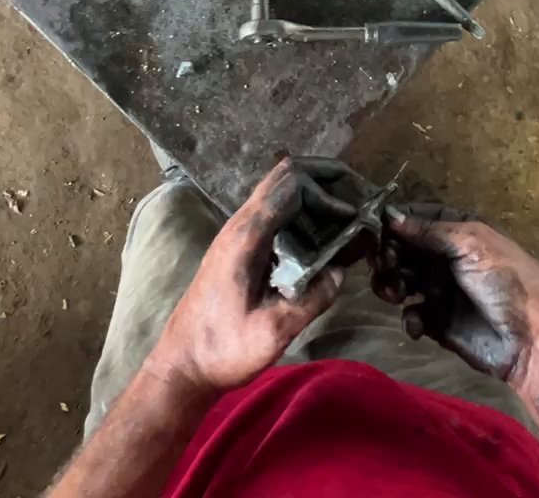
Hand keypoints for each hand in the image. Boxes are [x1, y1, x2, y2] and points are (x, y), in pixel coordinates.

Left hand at [145, 158, 352, 394]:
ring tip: (346, 211)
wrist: (182, 364)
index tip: (350, 218)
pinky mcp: (241, 244)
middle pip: (284, 174)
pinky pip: (275, 210)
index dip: (325, 194)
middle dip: (323, 175)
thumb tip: (342, 271)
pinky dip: (302, 209)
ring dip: (313, 190)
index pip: (290, 185)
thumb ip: (311, 300)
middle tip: (357, 192)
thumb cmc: (222, 350)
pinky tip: (323, 234)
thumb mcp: (272, 334)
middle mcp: (241, 224)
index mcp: (246, 236)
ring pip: (279, 189)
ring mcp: (238, 232)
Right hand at [371, 202, 538, 383]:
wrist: (534, 342)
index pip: (418, 218)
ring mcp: (442, 290)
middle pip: (405, 250)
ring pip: (403, 281)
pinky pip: (413, 315)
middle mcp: (447, 257)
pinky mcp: (440, 322)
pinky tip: (417, 324)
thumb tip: (389, 215)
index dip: (395, 223)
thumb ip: (428, 232)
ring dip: (392, 285)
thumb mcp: (471, 246)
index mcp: (459, 231)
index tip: (374, 230)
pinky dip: (410, 318)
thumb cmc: (506, 281)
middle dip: (389, 256)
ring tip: (394, 293)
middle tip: (382, 265)